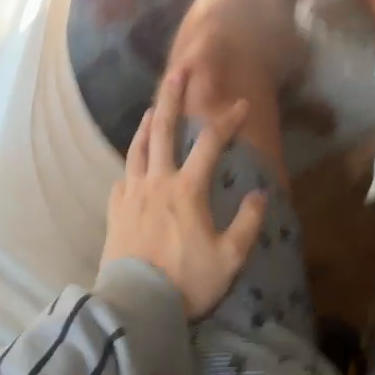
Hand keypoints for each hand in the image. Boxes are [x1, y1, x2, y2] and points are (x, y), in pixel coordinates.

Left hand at [100, 69, 267, 318]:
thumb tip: (260, 194)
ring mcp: (132, 192)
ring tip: (151, 106)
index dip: (226, 121)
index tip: (241, 104)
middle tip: (178, 69)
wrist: (136, 304)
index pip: (209, 144)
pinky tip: (134, 162)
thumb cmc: (186, 281)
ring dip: (146, 122)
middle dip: (172, 96)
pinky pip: (123, 175)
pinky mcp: (115, 208)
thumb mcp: (228, 259)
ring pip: (138, 146)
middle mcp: (157, 180)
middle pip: (162, 128)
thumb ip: (246, 224)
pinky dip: (131, 161)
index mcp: (186, 189)